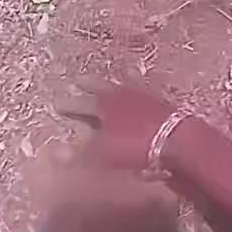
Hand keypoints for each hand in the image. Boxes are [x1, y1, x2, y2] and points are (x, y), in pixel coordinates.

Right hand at [55, 78, 181, 171]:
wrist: (177, 140)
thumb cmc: (136, 147)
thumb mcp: (104, 153)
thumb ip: (80, 153)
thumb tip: (55, 153)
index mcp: (104, 105)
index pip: (81, 104)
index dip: (69, 104)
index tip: (56, 103)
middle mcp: (122, 95)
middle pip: (101, 88)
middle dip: (88, 85)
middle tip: (78, 79)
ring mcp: (143, 96)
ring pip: (124, 85)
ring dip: (114, 82)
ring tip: (110, 78)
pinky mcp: (161, 102)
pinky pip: (145, 90)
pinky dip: (139, 84)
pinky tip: (140, 84)